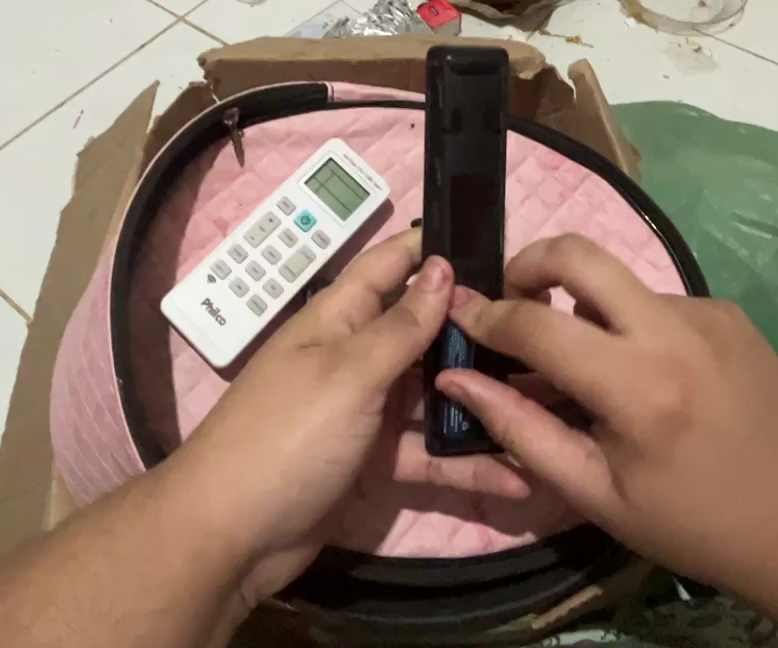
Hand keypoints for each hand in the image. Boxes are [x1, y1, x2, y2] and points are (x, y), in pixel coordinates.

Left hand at [160, 229, 528, 601]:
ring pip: (434, 393)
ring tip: (548, 398)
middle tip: (542, 328)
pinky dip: (467, 464)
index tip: (493, 242)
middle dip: (474, 327)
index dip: (433, 248)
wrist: (230, 536)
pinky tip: (519, 473)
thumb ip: (401, 325)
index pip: (391, 265)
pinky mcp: (377, 461)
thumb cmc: (288, 434)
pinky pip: (429, 453)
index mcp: (341, 317)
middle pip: (423, 330)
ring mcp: (368, 410)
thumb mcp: (348, 373)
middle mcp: (357, 355)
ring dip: (480, 398)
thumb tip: (441, 266)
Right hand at [435, 235, 777, 597]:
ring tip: (588, 359)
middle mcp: (672, 332)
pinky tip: (646, 371)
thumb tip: (456, 378)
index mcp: (638, 390)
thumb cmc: (694, 521)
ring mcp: (705, 311)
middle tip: (513, 296)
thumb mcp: (596, 493)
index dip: (487, 315)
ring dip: (582, 303)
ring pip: (614, 279)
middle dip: (529, 262)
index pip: (538, 325)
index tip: (459, 311)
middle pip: (579, 253)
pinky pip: (651, 298)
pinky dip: (627, 321)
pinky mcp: (725, 308)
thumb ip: (520, 429)